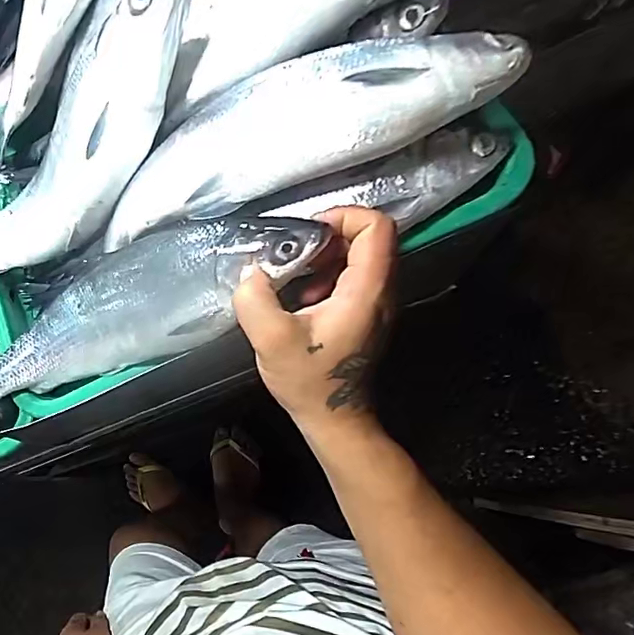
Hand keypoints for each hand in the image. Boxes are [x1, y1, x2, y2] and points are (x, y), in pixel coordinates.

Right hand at [234, 207, 395, 434]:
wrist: (335, 419)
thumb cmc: (310, 382)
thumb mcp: (271, 339)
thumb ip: (255, 298)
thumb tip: (252, 272)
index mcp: (366, 291)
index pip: (377, 227)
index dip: (344, 216)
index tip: (310, 233)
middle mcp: (381, 293)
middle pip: (372, 237)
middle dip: (332, 235)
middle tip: (299, 253)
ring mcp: (378, 305)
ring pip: (364, 257)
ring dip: (329, 256)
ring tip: (299, 276)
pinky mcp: (368, 316)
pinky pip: (357, 278)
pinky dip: (331, 275)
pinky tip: (304, 298)